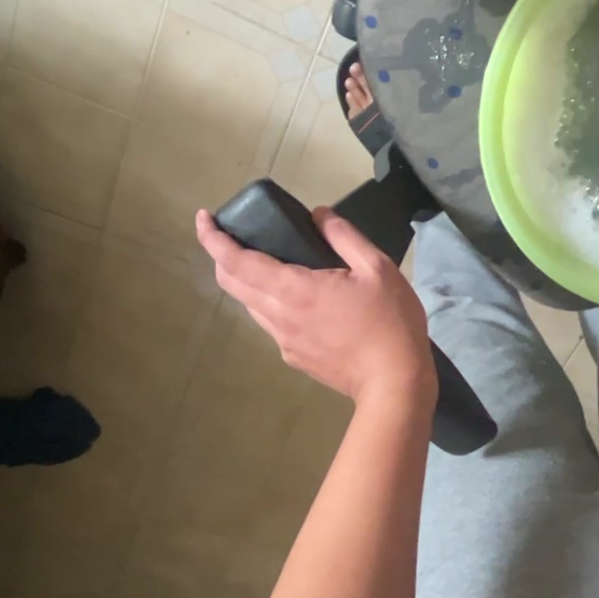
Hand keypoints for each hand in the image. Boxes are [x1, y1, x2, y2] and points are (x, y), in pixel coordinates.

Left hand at [195, 208, 433, 404]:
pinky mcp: (295, 357)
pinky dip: (270, 303)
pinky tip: (297, 300)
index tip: (204, 218)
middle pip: (231, 283)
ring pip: (250, 305)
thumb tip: (318, 215)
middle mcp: (279, 315)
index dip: (213, 237)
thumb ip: (344, 237)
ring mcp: (284, 340)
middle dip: (221, 256)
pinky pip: (271, 324)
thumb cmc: (390, 322)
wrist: (394, 382)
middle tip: (232, 236)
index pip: (236, 261)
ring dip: (247, 281)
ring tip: (268, 265)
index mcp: (294, 289)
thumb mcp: (378, 268)